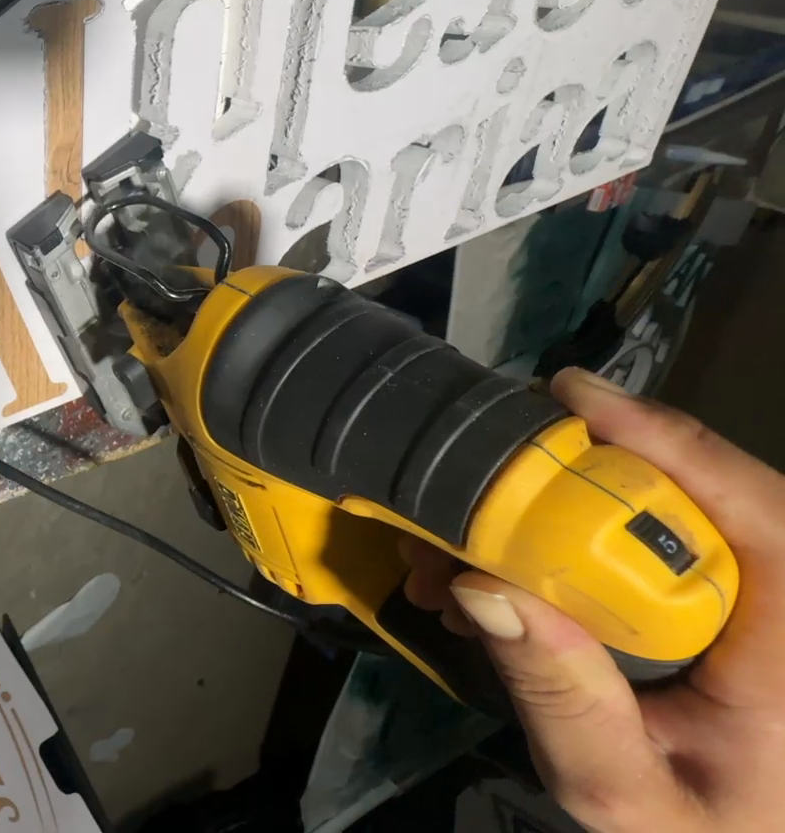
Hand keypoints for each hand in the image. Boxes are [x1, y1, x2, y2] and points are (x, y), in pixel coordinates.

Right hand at [403, 368, 784, 831]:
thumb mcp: (622, 791)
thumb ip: (561, 697)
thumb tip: (478, 583)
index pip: (764, 518)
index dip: (674, 442)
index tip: (574, 395)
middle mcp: (775, 612)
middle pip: (681, 498)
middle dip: (553, 478)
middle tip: (453, 487)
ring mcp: (738, 610)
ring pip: (639, 519)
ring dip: (525, 516)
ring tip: (436, 554)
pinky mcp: (696, 611)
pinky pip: (620, 549)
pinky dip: (536, 545)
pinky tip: (473, 579)